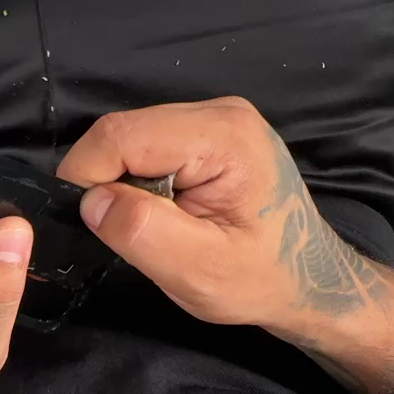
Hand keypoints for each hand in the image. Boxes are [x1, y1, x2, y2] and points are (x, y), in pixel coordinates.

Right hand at [55, 98, 384, 338]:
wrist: (306, 278)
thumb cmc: (259, 280)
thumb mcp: (197, 269)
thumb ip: (141, 230)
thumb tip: (90, 201)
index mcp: (222, 137)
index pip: (118, 136)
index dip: (86, 177)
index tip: (91, 223)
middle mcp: (217, 113)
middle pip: (119, 132)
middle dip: (102, 181)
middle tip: (123, 230)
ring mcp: (210, 118)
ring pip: (125, 138)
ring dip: (117, 183)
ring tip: (148, 221)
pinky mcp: (201, 131)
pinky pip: (141, 146)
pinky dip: (132, 180)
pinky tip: (158, 208)